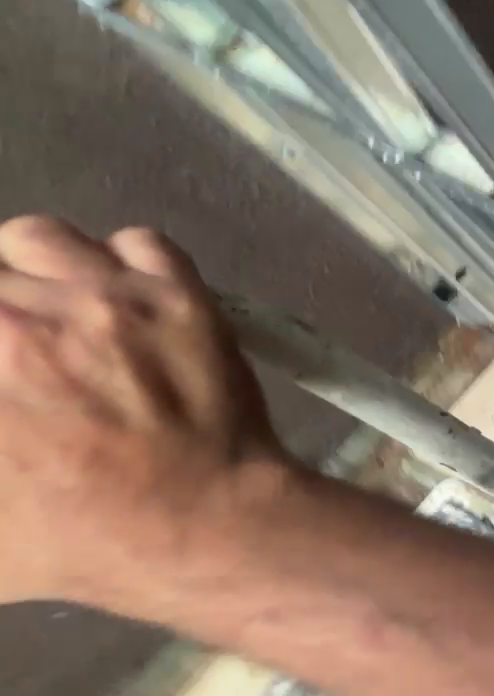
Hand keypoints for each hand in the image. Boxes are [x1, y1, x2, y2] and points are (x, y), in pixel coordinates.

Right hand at [0, 215, 287, 607]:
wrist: (196, 513)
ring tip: (41, 309)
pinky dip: (119, 260)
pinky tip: (117, 299)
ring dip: (28, 268)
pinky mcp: (183, 295)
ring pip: (39, 238)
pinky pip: (139, 241)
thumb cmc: (65, 533)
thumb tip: (1, 407)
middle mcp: (23, 319)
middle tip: (9, 344)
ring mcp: (111, 297)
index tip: (0, 369)